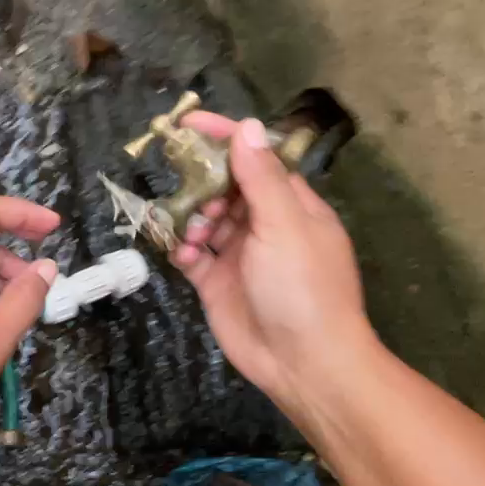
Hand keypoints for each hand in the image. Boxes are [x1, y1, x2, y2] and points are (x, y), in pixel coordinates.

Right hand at [169, 114, 375, 411]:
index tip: (188, 124)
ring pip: (202, 220)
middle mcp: (264, 225)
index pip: (255, 160)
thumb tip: (245, 127)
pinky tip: (183, 256)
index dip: (224, 139)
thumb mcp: (284, 225)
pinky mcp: (216, 282)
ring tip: (194, 235)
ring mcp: (238, 255)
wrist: (301, 361)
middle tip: (189, 193)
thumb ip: (260, 178)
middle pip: (223, 188)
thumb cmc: (303, 288)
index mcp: (292, 205)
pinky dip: (181, 250)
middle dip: (201, 185)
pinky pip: (190, 255)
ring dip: (191, 220)